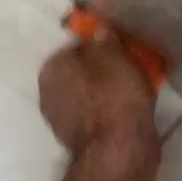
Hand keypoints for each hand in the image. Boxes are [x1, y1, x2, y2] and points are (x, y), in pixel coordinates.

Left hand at [38, 35, 158, 163]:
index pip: (72, 48)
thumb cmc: (114, 96)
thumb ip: (103, 40)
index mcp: (50, 70)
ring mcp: (61, 120)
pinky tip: (128, 109)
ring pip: (87, 94)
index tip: (119, 48)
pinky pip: (95, 114)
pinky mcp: (78, 140)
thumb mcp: (114, 57)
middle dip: (100, 69)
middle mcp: (47, 95)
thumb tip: (97, 31)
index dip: (97, 46)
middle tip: (129, 66)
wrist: (120, 150)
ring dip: (105, 90)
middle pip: (79, 72)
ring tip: (134, 87)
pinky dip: (108, 110)